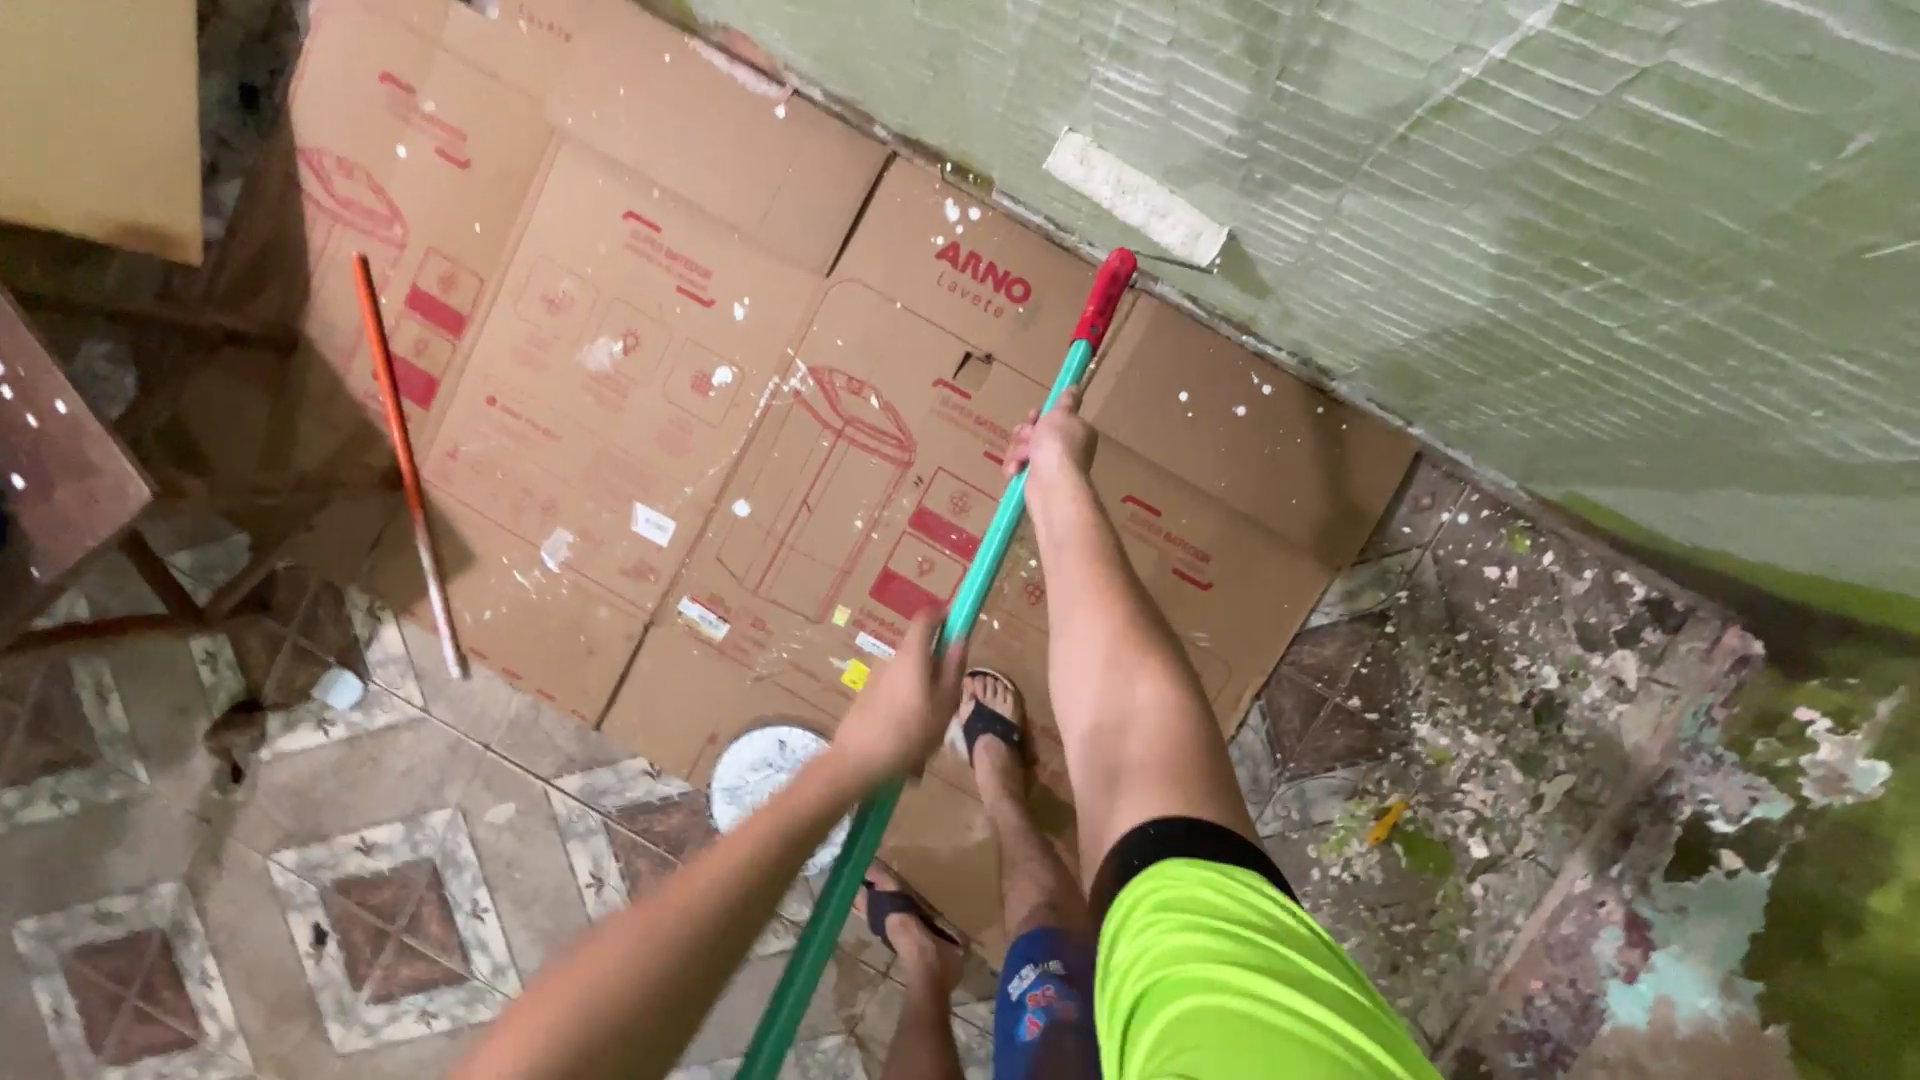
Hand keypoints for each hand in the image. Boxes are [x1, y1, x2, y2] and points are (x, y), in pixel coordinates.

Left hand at [831, 608, 967, 785]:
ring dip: (922, 693)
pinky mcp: (866, 696)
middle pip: (919, 650)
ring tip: (929, 732)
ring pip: (908, 676)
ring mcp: (875, 677)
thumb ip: (953, 667)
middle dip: (937, 668)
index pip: (926, 617)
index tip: (958, 628)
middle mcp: (890, 658)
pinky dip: (906, 708)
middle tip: (949, 700)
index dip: (944, 616)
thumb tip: (959, 638)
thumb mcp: (945, 703)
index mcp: (911, 654)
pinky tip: (909, 742)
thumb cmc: (910, 732)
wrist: (858, 761)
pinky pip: (894, 693)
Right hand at [1004, 389, 1096, 486]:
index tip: (1033, 416)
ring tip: (1021, 458)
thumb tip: (1076, 386)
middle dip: (1025, 433)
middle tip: (1026, 436)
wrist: (1052, 484)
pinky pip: (1019, 467)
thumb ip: (1066, 401)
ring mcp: (1051, 465)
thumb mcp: (1061, 414)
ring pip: (1023, 449)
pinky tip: (1015, 470)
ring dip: (1017, 450)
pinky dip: (1014, 467)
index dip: (1040, 415)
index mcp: (1075, 431)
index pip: (1055, 417)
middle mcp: (1066, 448)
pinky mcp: (1036, 481)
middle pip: (1036, 433)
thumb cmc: (1058, 444)